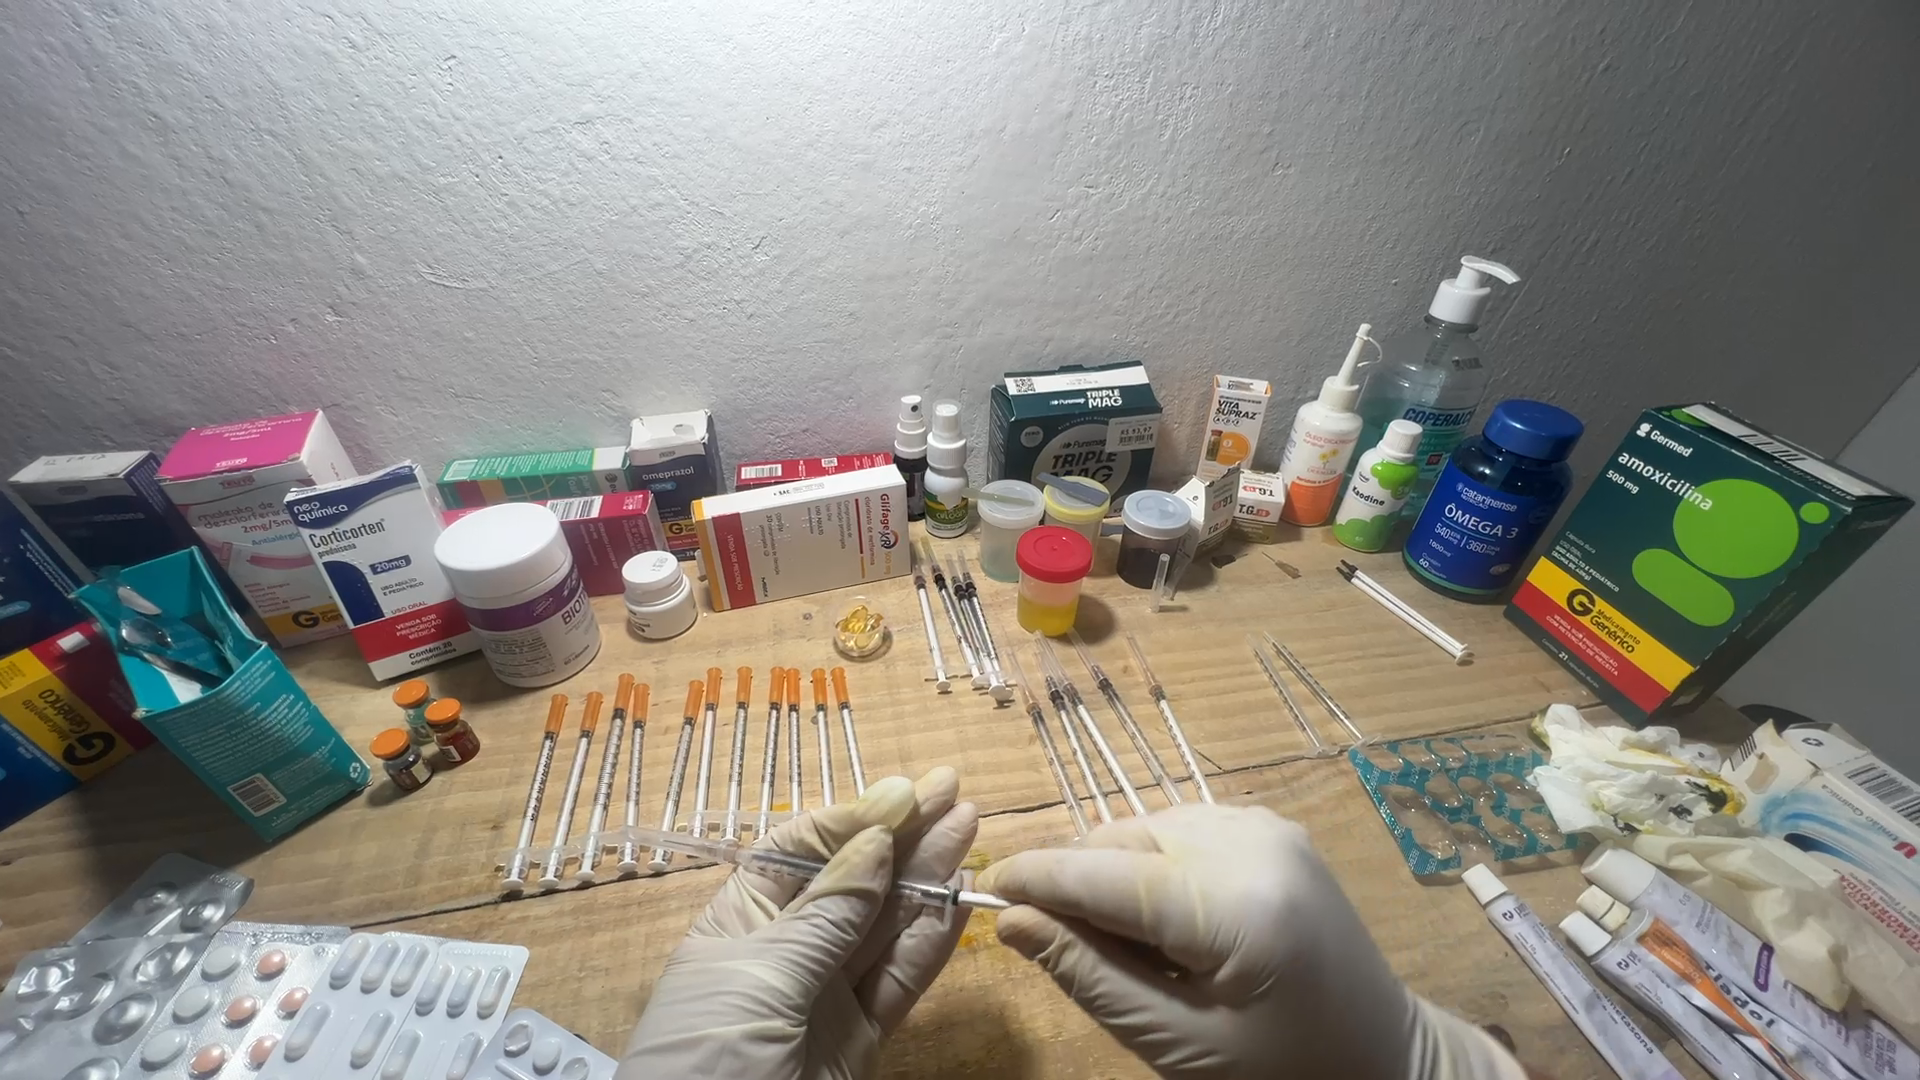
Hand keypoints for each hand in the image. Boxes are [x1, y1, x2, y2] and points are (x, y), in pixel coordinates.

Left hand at [618, 768, 977, 1079]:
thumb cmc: (706, 1066)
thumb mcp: (759, 981)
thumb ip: (827, 914)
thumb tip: (877, 839)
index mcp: (743, 920)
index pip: (804, 850)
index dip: (856, 818)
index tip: (905, 793)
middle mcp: (790, 947)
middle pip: (855, 878)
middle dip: (903, 833)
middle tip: (952, 788)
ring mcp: (828, 992)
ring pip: (886, 922)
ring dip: (928, 875)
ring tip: (967, 824)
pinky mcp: (862, 1036)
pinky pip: (902, 977)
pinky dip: (932, 938)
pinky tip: (958, 898)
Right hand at [977, 803, 1526, 1079]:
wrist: (1391, 1058)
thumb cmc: (1284, 1074)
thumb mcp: (1179, 1045)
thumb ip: (1090, 975)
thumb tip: (1012, 919)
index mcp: (1238, 908)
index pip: (1109, 874)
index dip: (1041, 876)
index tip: (989, 886)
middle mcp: (1248, 841)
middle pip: (1122, 842)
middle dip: (1081, 884)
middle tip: (1074, 946)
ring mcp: (1260, 822)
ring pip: (1141, 828)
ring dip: (1115, 873)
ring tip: (1140, 941)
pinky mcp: (1264, 820)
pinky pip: (1175, 827)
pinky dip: (1152, 863)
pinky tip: (1174, 914)